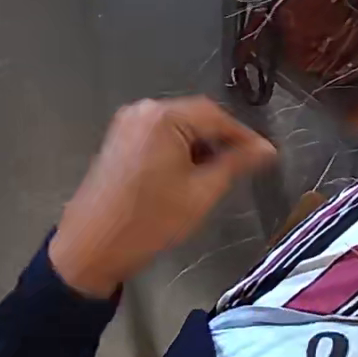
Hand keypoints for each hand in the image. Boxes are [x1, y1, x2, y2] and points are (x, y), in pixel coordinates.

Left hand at [49, 97, 277, 297]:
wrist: (92, 245)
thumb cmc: (148, 221)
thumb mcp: (201, 193)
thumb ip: (236, 164)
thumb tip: (265, 150)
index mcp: (161, 117)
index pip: (215, 115)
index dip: (244, 135)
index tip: (266, 155)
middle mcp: (141, 111)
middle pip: (194, 116)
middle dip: (221, 140)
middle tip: (246, 165)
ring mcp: (126, 124)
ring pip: (177, 127)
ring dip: (200, 146)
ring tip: (219, 174)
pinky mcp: (119, 140)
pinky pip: (158, 135)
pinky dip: (178, 149)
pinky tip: (190, 173)